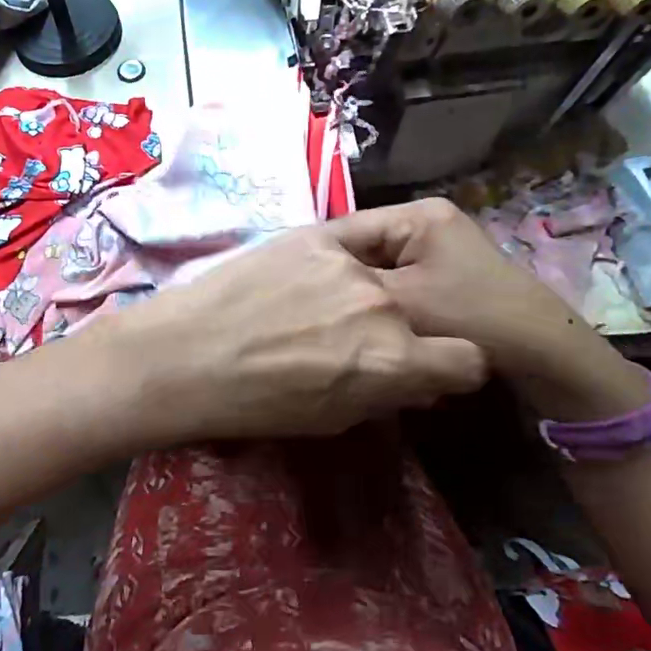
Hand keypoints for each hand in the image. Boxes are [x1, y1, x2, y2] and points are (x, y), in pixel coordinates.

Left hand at [92, 223, 490, 444]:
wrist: (181, 357)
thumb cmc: (251, 403)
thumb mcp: (331, 417)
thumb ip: (385, 393)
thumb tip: (416, 379)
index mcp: (393, 362)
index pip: (468, 359)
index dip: (450, 366)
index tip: (427, 368)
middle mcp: (383, 306)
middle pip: (428, 311)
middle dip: (408, 327)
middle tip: (364, 333)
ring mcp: (348, 263)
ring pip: (390, 274)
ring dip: (372, 290)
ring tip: (321, 300)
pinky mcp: (314, 234)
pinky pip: (355, 240)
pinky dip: (343, 258)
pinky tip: (308, 270)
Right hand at [331, 199, 650, 420]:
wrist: (542, 355)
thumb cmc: (469, 316)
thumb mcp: (399, 302)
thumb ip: (348, 291)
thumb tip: (307, 288)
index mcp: (418, 215)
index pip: (347, 229)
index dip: (318, 264)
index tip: (292, 296)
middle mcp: (429, 225)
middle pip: (364, 253)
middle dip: (345, 287)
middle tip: (318, 317)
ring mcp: (439, 252)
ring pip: (379, 277)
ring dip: (365, 304)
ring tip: (342, 329)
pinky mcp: (446, 280)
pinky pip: (398, 292)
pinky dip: (386, 313)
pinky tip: (373, 336)